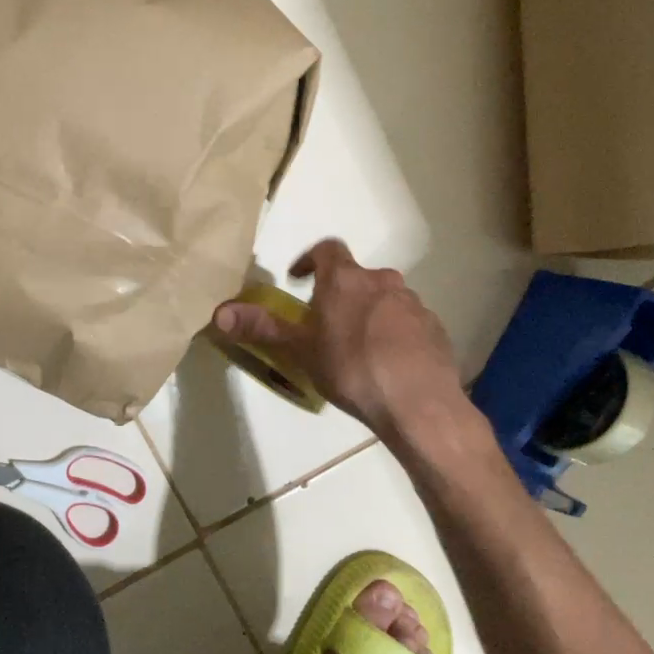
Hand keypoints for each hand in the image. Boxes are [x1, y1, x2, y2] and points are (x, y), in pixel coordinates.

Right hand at [213, 239, 463, 437]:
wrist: (418, 403)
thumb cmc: (351, 368)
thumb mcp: (298, 350)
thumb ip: (261, 327)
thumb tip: (218, 313)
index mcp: (345, 280)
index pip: (327, 249)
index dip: (310, 260)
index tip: (297, 280)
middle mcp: (382, 282)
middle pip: (356, 277)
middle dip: (339, 293)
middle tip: (323, 323)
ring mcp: (414, 305)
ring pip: (383, 299)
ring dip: (367, 313)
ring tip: (355, 347)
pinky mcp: (435, 329)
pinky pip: (406, 322)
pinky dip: (392, 333)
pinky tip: (385, 363)